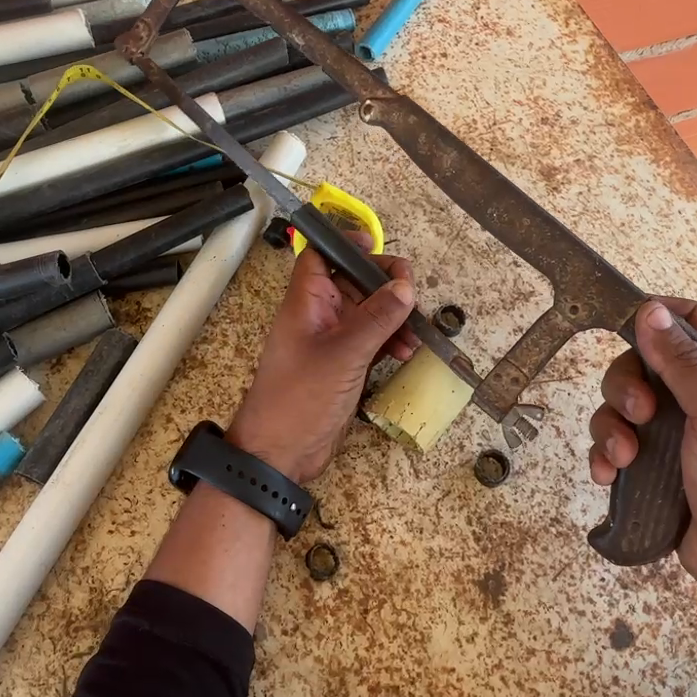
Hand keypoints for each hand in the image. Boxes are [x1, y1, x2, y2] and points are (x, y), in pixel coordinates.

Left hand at [229, 240, 416, 483]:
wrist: (281, 452)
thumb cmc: (300, 397)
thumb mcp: (344, 354)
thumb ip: (376, 318)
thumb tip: (404, 287)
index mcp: (306, 302)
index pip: (319, 256)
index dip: (343, 243)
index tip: (374, 244)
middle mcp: (318, 315)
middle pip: (352, 282)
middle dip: (383, 284)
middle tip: (411, 293)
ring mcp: (331, 341)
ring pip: (367, 312)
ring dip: (393, 317)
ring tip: (415, 333)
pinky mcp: (343, 365)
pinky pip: (371, 341)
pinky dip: (390, 342)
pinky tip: (407, 353)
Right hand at [587, 297, 696, 596]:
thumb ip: (684, 363)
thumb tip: (649, 309)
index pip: (696, 323)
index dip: (659, 317)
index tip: (624, 325)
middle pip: (648, 363)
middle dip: (629, 387)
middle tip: (637, 414)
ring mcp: (685, 433)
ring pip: (627, 404)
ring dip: (613, 426)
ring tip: (622, 458)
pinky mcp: (661, 465)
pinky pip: (620, 442)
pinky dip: (608, 454)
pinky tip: (608, 475)